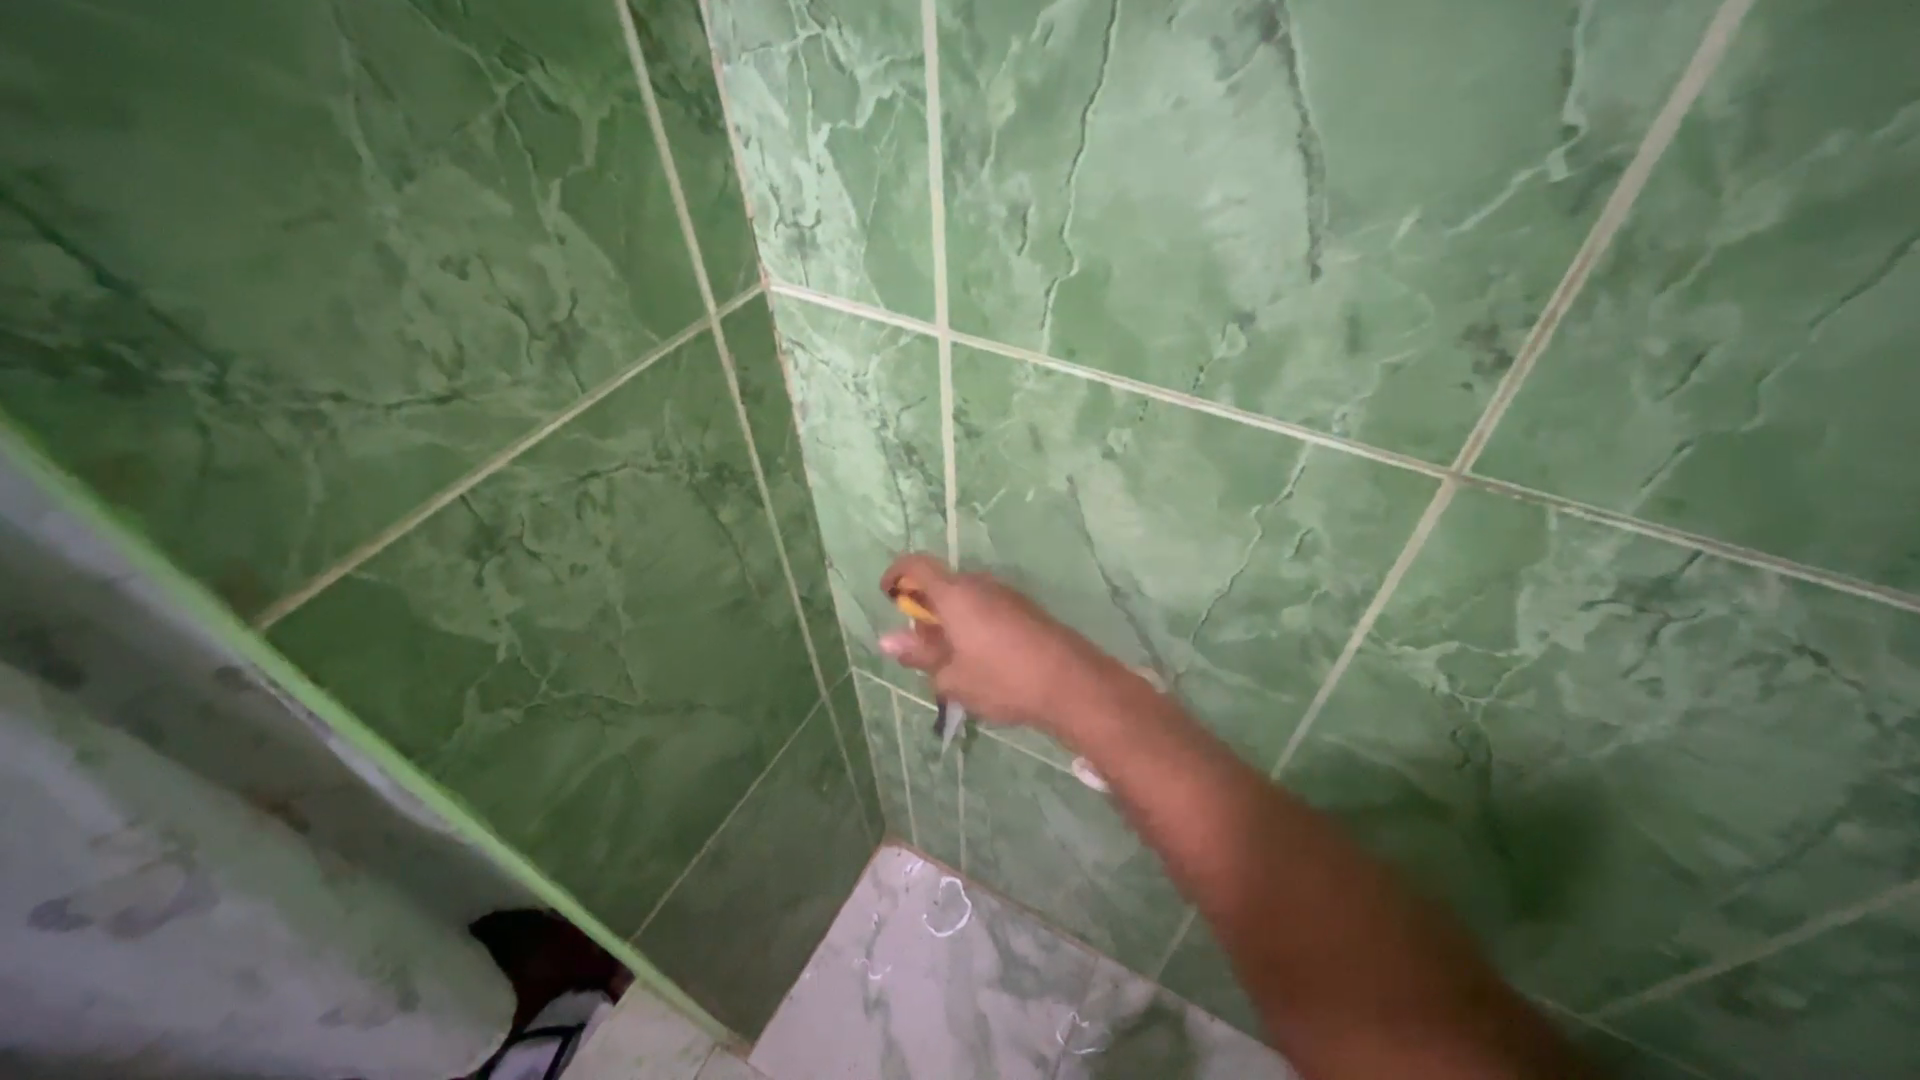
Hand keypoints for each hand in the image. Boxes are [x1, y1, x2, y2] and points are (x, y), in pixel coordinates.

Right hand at [878, 554, 1127, 733]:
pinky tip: (982, 662)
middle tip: (921, 647)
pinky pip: (988, 609)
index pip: (916, 565)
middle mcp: (981, 584)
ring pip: (967, 598)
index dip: (897, 575)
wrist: (1072, 684)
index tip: (887, 596)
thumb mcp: (952, 676)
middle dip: (925, 609)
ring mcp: (1008, 595)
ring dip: (951, 620)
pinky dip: (974, 625)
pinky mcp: (1027, 610)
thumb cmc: (1002, 679)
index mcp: (955, 594)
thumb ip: (919, 654)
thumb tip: (887, 640)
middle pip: (943, 584)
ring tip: (951, 662)